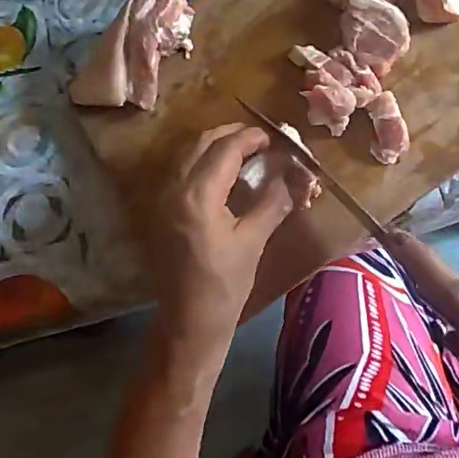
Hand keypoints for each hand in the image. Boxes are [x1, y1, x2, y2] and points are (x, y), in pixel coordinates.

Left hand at [149, 124, 296, 348]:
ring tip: (244, 154)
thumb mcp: (254, 241)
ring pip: (188, 154)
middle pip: (202, 143)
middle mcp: (174, 188)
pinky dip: (202, 162)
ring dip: (215, 147)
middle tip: (260, 142)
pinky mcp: (160, 209)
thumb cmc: (225, 286)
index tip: (273, 138)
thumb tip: (298, 173)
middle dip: (231, 135)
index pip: (225, 149)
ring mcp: (162, 198)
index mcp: (197, 195)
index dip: (250, 138)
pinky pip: (180, 170)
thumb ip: (274, 200)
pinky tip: (222, 174)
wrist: (188, 322)